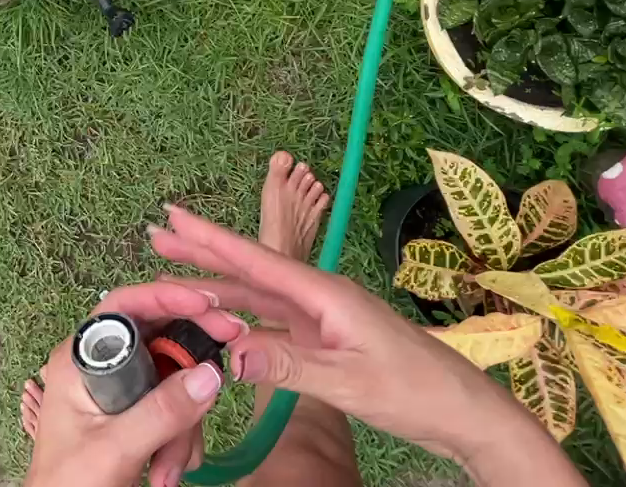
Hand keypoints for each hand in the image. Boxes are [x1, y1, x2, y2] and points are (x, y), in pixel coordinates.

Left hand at [24, 282, 244, 486]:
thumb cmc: (70, 485)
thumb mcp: (116, 449)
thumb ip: (162, 412)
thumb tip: (211, 373)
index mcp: (79, 357)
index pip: (124, 306)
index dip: (166, 296)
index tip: (209, 304)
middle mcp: (98, 365)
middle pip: (157, 343)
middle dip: (187, 375)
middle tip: (225, 371)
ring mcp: (118, 392)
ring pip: (171, 383)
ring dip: (182, 428)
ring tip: (167, 472)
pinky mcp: (133, 417)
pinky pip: (172, 412)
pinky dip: (179, 442)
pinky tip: (165, 474)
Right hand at [149, 205, 583, 485]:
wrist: (466, 411)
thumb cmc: (415, 392)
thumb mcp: (351, 382)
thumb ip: (289, 365)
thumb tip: (228, 352)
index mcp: (323, 292)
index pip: (255, 258)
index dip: (210, 237)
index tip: (174, 214)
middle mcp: (317, 294)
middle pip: (249, 268)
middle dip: (202, 250)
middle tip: (158, 233)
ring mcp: (320, 314)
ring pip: (257, 292)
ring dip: (216, 281)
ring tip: (174, 268)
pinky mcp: (323, 333)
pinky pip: (272, 317)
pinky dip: (241, 313)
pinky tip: (220, 312)